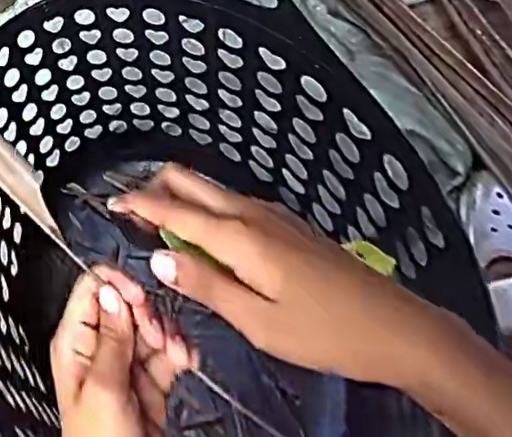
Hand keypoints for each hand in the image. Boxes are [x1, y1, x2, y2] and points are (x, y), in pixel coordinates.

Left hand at [51, 269, 186, 436]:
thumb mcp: (104, 390)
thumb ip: (111, 339)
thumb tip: (111, 289)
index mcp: (74, 341)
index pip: (91, 289)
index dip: (116, 284)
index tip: (141, 297)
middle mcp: (96, 348)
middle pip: (122, 306)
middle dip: (147, 314)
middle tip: (159, 334)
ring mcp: (122, 368)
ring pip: (146, 330)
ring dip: (166, 334)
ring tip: (178, 352)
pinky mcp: (146, 388)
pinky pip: (162, 358)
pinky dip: (176, 353)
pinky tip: (187, 358)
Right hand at [109, 165, 464, 388]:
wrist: (401, 328)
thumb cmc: (327, 332)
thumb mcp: (259, 323)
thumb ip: (205, 286)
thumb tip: (158, 259)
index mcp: (237, 236)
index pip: (171, 209)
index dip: (136, 204)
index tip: (110, 203)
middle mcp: (247, 211)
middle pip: (185, 179)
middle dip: (152, 188)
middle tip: (134, 214)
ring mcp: (268, 211)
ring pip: (206, 188)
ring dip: (178, 197)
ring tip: (166, 231)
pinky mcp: (284, 220)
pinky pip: (228, 200)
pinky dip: (203, 207)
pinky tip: (210, 240)